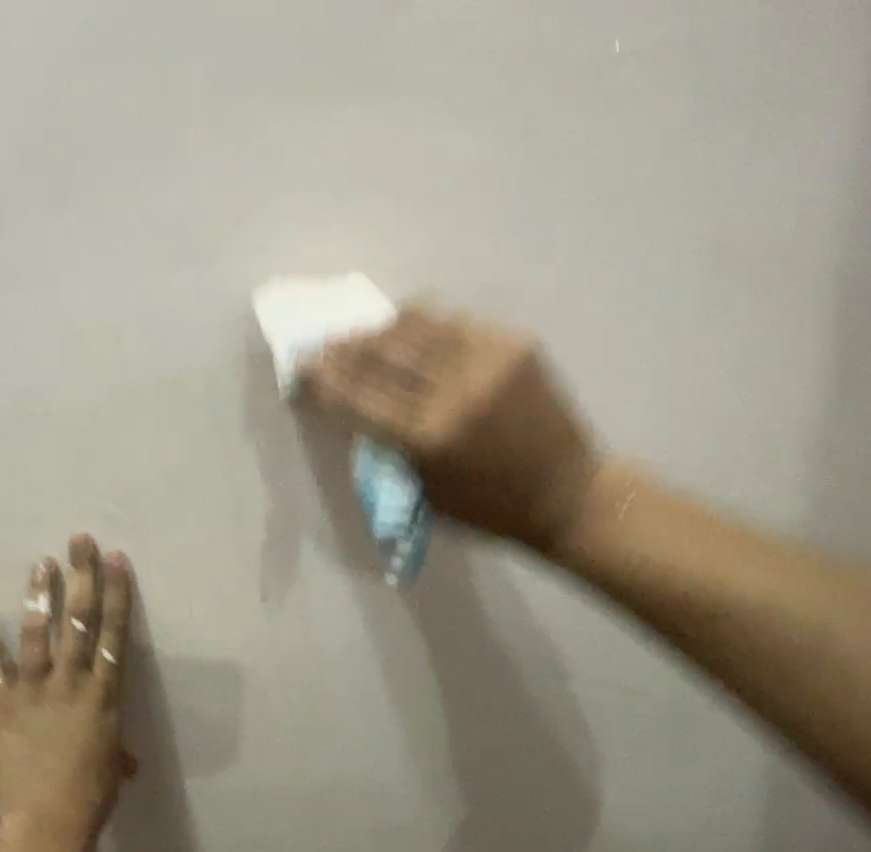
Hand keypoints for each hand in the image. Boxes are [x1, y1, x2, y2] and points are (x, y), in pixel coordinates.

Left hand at [0, 535, 136, 851]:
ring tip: (40, 563)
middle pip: (78, 620)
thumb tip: (124, 758)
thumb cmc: (90, 801)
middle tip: (79, 540)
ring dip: (39, 596)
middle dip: (81, 577)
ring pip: (37, 634)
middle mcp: (71, 683)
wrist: (46, 826)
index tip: (117, 560)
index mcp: (104, 695)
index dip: (117, 594)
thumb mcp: (112, 770)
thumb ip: (115, 752)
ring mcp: (33, 692)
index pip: (114, 634)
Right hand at [306, 307, 603, 553]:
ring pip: (416, 328)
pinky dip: (423, 322)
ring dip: (379, 329)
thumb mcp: (427, 493)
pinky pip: (455, 323)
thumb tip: (359, 402)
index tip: (302, 369)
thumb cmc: (490, 508)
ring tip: (358, 332)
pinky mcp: (514, 344)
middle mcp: (455, 393)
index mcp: (430, 439)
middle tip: (321, 344)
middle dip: (344, 349)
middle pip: (382, 356)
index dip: (325, 381)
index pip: (360, 399)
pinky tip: (404, 323)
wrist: (569, 494)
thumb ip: (392, 447)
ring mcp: (488, 362)